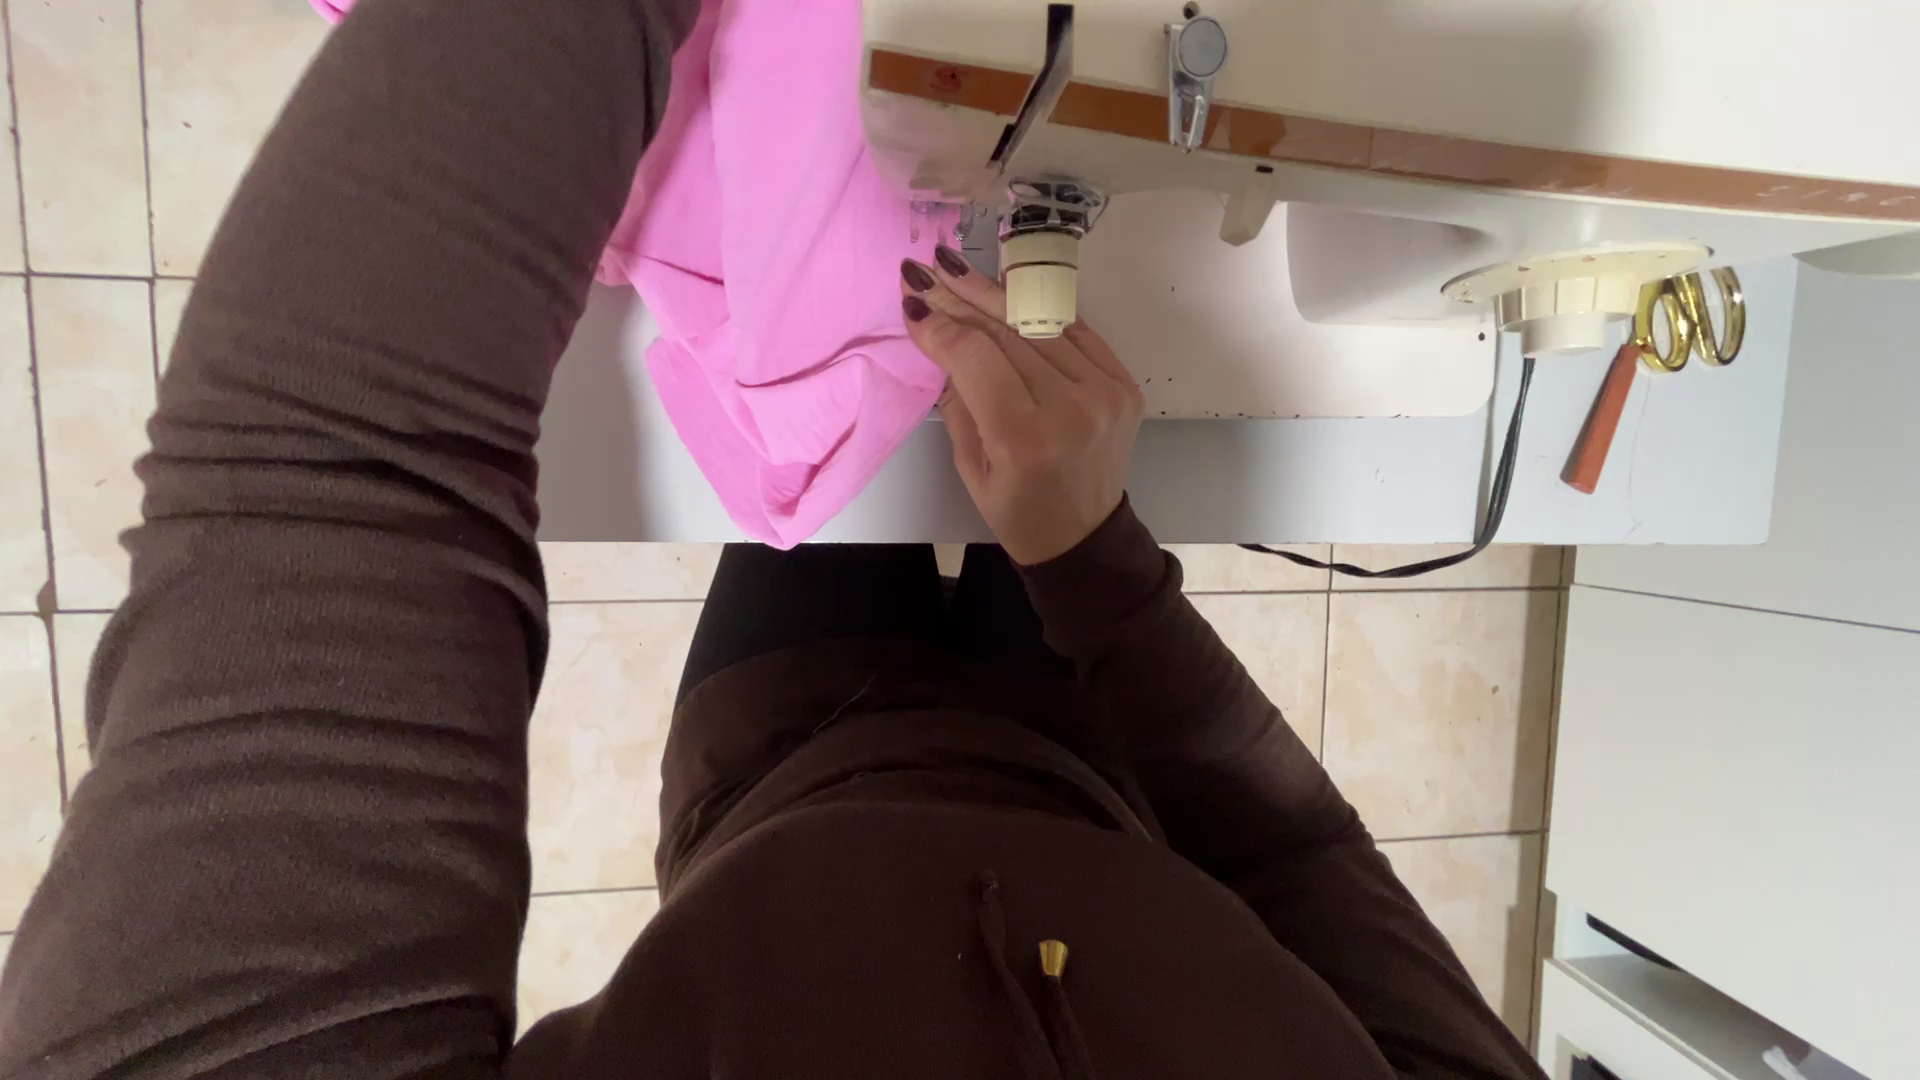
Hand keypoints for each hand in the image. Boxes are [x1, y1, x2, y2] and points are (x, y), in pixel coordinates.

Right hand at [900, 248, 1144, 565]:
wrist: (1084, 536)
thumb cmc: (1017, 511)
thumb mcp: (969, 466)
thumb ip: (958, 399)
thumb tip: (942, 336)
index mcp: (1025, 439)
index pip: (976, 358)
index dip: (941, 326)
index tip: (912, 300)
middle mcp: (1071, 408)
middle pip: (1007, 332)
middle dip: (960, 298)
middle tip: (926, 269)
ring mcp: (1104, 392)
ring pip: (1040, 324)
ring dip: (994, 295)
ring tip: (958, 269)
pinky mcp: (1123, 384)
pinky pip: (1074, 332)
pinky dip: (1038, 312)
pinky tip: (1006, 290)